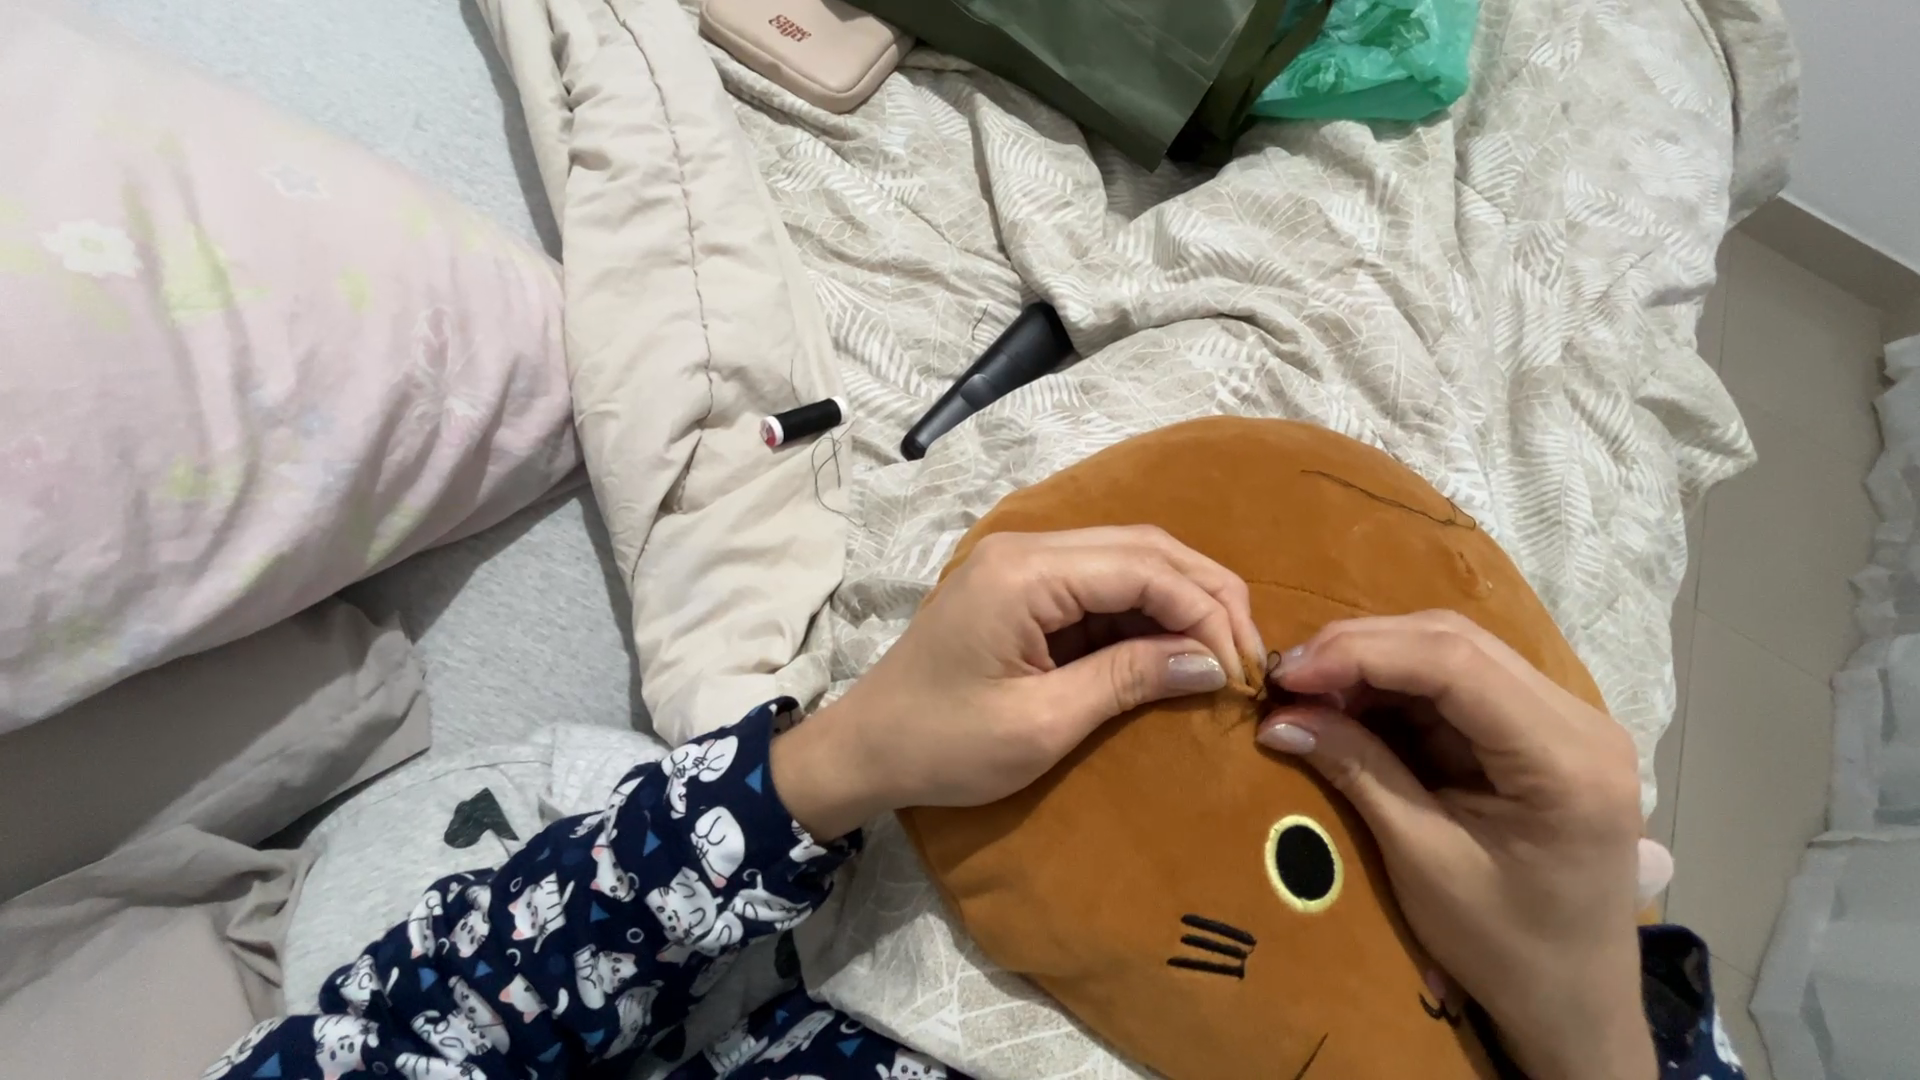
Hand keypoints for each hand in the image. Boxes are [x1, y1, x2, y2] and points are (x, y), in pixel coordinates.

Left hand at [771, 527, 1264, 839]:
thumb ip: (1128, 680)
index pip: (1144, 568)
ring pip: (1127, 560)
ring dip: (1180, 600)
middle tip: (1248, 652)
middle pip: (1143, 548)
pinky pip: (1099, 586)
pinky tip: (1172, 648)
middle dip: (1205, 594)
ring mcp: (1022, 564)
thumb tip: (1213, 663)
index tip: (1244, 670)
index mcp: (1026, 573)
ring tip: (1222, 653)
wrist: (867, 747)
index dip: (1206, 611)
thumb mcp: (1041, 723)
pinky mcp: (1022, 589)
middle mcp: (1027, 549)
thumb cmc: (943, 744)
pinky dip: (1143, 613)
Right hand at [1255, 611, 1654, 1079]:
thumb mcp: (1421, 857)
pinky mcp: (1530, 726)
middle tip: (1288, 678)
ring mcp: (1558, 718)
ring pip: (1448, 648)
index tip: (1288, 674)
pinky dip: (1387, 683)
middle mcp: (1576, 720)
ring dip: (1369, 660)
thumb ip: (1356, 770)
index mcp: (1566, 760)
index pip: (1455, 664)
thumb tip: (1276, 717)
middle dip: (1358, 649)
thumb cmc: (1504, 944)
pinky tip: (1346, 702)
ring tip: (1308, 690)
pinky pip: (1449, 678)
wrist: (1570, 1000)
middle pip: (1452, 641)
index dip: (1361, 654)